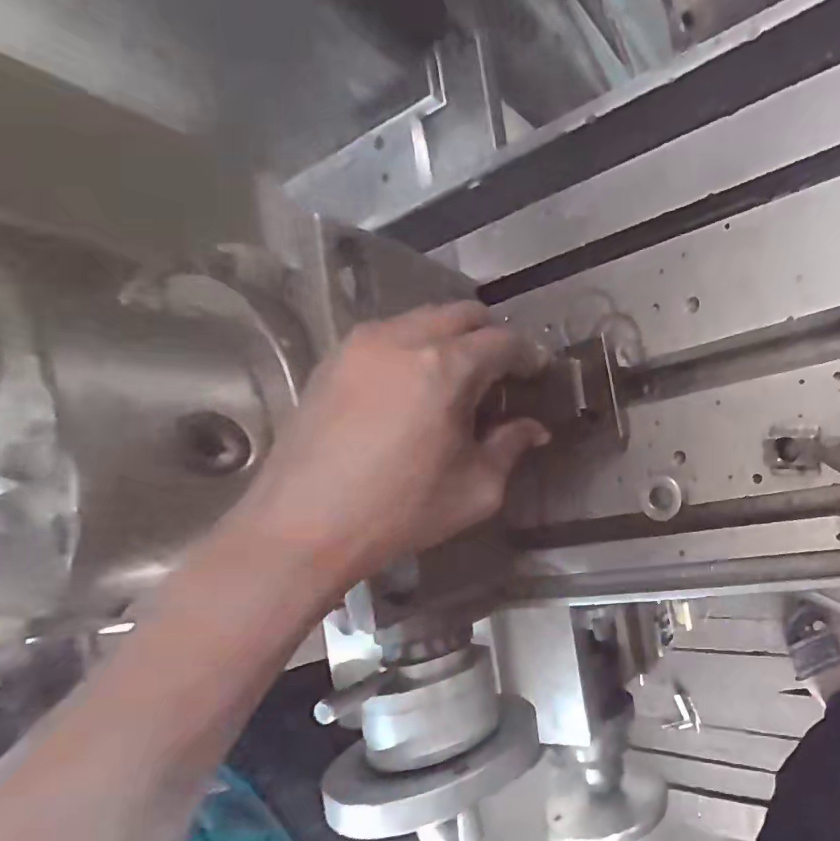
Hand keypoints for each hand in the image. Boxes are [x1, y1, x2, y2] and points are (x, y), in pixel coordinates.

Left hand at [225, 302, 548, 590]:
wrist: (303, 526)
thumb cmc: (400, 511)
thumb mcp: (476, 488)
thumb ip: (511, 446)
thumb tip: (534, 428)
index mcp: (446, 368)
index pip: (503, 341)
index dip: (528, 356)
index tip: (536, 376)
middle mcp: (404, 339)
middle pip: (463, 314)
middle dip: (490, 337)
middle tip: (500, 375)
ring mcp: (362, 344)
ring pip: (423, 318)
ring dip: (451, 339)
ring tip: (455, 381)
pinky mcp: (333, 358)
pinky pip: (389, 334)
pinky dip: (414, 347)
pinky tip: (413, 388)